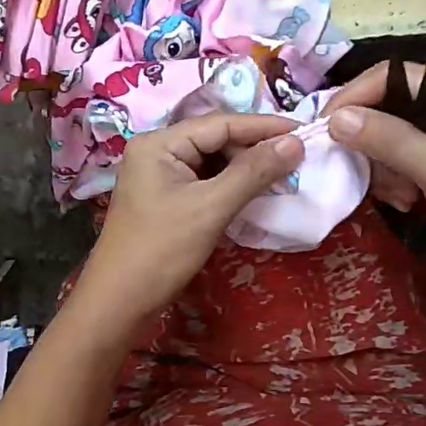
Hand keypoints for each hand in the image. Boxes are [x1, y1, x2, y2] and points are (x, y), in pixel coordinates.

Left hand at [77, 114, 304, 318]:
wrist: (119, 301)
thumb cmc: (161, 250)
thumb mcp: (211, 208)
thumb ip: (253, 172)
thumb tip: (296, 142)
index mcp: (159, 143)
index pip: (220, 123)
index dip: (264, 127)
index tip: (305, 132)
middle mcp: (156, 151)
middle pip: (215, 139)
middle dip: (255, 149)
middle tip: (297, 160)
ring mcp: (159, 176)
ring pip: (212, 161)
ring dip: (246, 168)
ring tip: (283, 176)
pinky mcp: (165, 199)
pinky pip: (204, 181)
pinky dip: (231, 185)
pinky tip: (255, 193)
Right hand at [326, 63, 425, 313]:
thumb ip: (393, 143)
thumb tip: (336, 118)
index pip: (396, 75)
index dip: (355, 96)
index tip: (323, 128)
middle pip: (389, 104)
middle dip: (372, 141)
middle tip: (368, 176)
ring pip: (390, 133)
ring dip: (384, 166)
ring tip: (402, 197)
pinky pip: (401, 155)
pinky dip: (395, 178)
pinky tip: (408, 201)